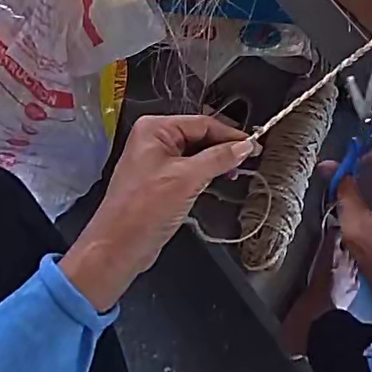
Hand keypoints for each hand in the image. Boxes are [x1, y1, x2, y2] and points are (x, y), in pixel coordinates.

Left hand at [60, 114, 255, 311]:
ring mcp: (156, 160)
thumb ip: (218, 158)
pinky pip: (189, 169)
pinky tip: (219, 179)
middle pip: (200, 135)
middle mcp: (153, 140)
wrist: (117, 249)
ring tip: (236, 171)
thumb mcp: (187, 179)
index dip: (230, 134)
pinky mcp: (160, 180)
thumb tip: (244, 146)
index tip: (253, 144)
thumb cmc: (142, 211)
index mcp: (154, 129)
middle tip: (249, 158)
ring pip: (197, 153)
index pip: (202, 122)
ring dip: (217, 161)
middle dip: (224, 147)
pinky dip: (206, 173)